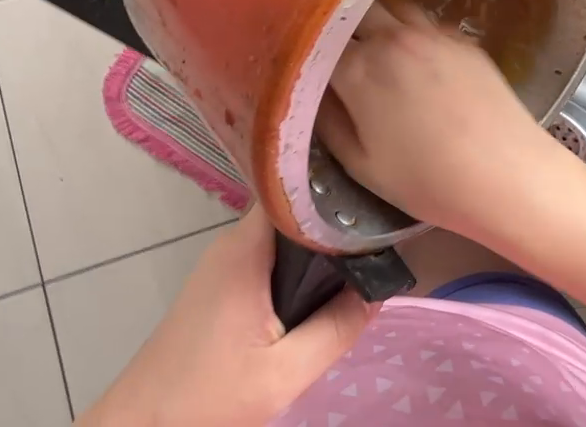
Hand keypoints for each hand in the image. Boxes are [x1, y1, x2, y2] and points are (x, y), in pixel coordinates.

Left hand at [77, 207, 374, 426]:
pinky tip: (321, 292)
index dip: (334, 187)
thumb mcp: (282, 374)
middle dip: (333, 226)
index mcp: (245, 247)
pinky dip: (297, 271)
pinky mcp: (221, 285)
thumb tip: (379, 292)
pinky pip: (270, 260)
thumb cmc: (206, 398)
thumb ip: (334, 329)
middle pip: (294, 213)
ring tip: (359, 266)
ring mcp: (224, 263)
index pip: (293, 188)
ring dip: (317, 252)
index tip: (373, 199)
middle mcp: (232, 242)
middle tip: (377, 241)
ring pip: (284, 239)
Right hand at [316, 0, 574, 237]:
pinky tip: (417, 58)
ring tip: (374, 46)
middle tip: (335, 46)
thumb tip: (313, 97)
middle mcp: (393, 39)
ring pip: (393, 7)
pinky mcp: (464, 40)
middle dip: (340, 22)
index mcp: (361, 69)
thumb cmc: (428, 180)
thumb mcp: (363, 166)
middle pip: (355, 8)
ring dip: (377, 20)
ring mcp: (433, 34)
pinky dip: (412, 32)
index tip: (302, 58)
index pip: (319, 40)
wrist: (507, 173)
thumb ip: (330, 124)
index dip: (307, 48)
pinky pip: (427, 23)